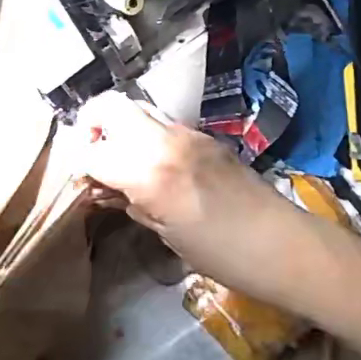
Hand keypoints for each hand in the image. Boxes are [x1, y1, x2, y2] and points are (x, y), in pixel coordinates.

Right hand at [73, 93, 332, 308]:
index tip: (79, 181)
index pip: (94, 152)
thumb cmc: (222, 254)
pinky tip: (151, 165)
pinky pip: (162, 123)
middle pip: (112, 106)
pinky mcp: (204, 137)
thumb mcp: (167, 235)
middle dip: (92, 125)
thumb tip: (108, 189)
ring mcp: (187, 133)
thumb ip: (132, 203)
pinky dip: (145, 134)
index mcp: (151, 172)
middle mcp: (164, 140)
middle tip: (93, 156)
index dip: (79, 165)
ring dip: (120, 126)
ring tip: (120, 160)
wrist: (282, 243)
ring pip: (138, 109)